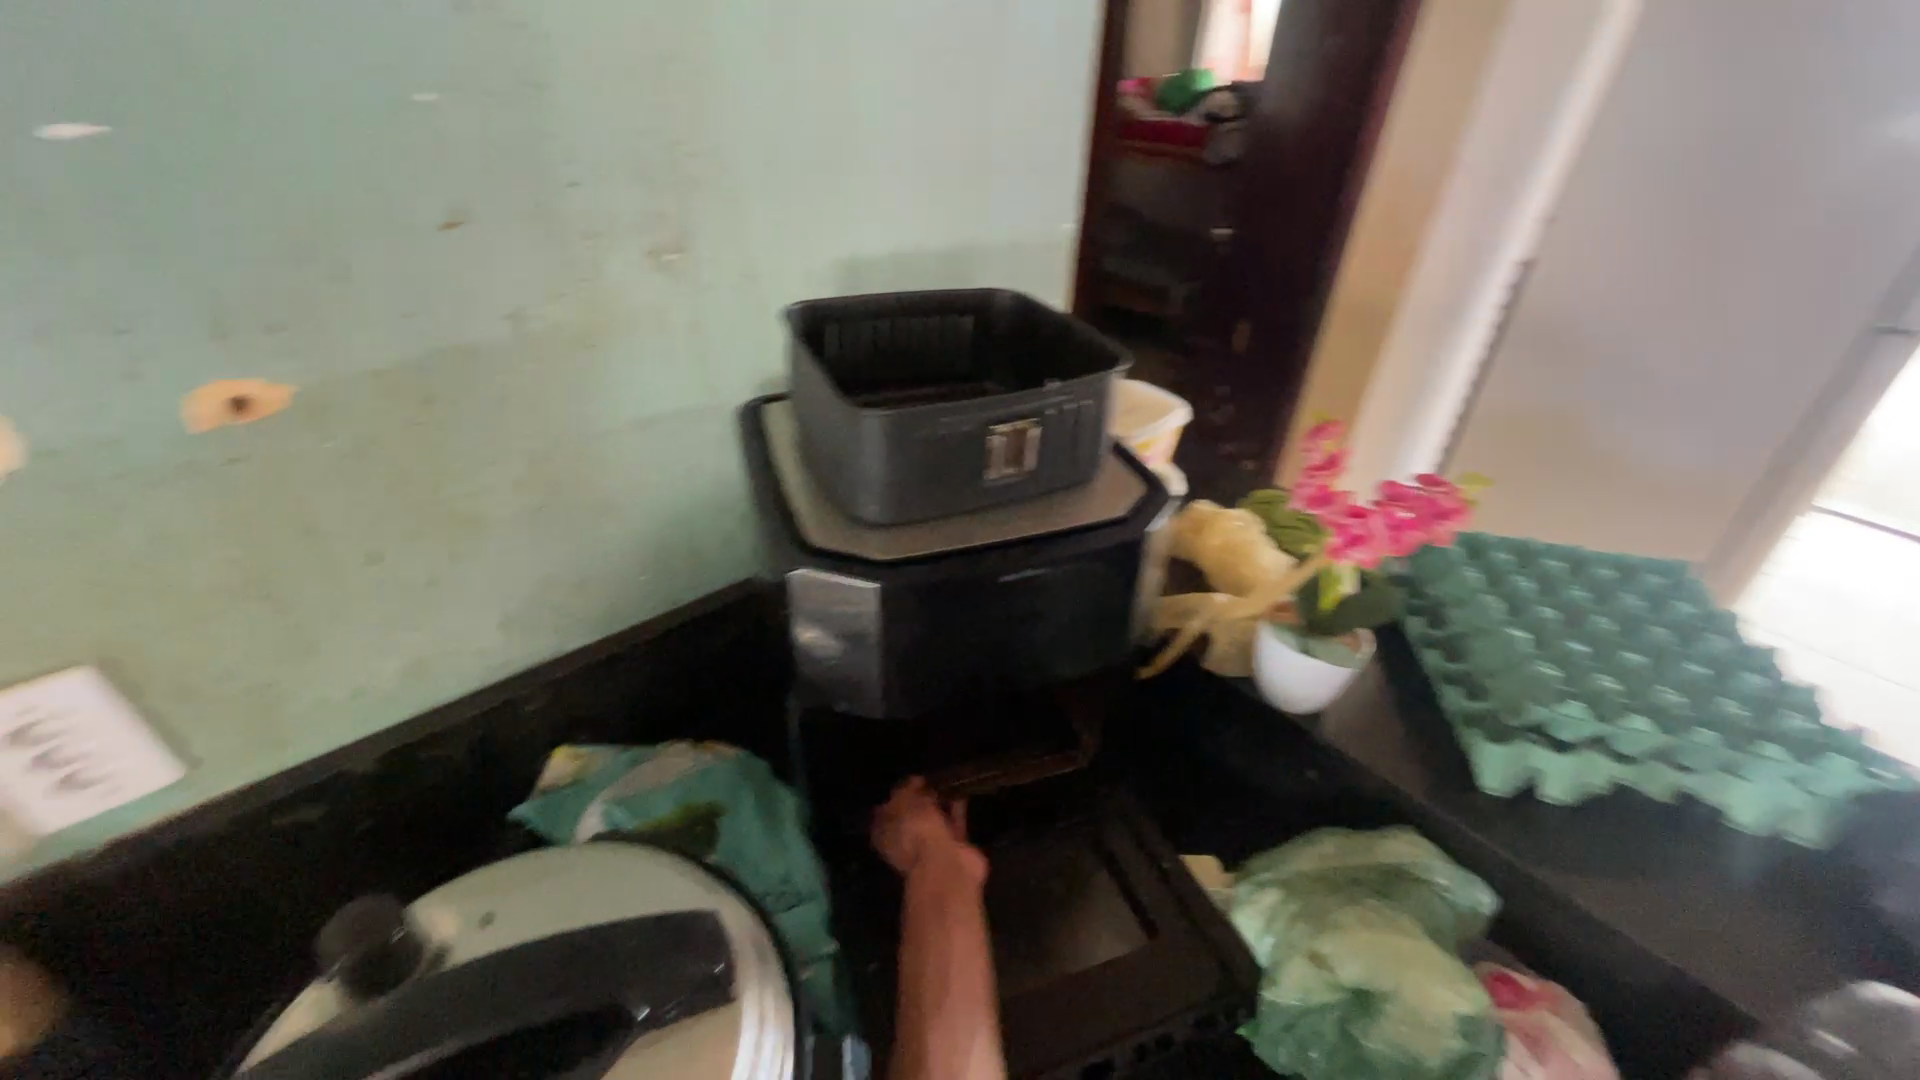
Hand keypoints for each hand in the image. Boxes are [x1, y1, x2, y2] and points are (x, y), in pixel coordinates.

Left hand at [872, 777, 986, 882]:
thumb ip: (907, 790)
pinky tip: (961, 790)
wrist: (946, 866)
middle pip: (911, 817)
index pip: (885, 812)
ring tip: (946, 780)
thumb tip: (914, 781)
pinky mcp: (953, 847)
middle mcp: (906, 842)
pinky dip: (957, 808)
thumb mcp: (906, 803)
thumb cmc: (917, 832)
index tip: (910, 780)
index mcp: (886, 834)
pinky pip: (954, 822)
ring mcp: (930, 846)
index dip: (897, 795)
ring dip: (940, 803)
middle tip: (930, 779)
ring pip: (934, 819)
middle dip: (920, 799)